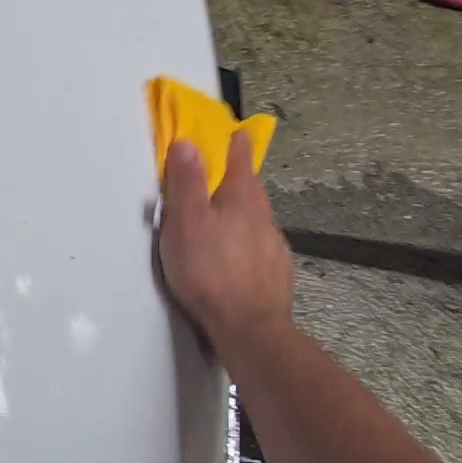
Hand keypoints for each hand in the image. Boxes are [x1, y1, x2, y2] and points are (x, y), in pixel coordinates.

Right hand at [157, 133, 294, 360]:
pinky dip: (248, 242)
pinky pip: (260, 248)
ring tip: (226, 216)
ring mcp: (274, 251)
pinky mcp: (276, 278)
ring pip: (258, 221)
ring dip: (244, 212)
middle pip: (252, 192)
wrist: (249, 330)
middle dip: (240, 179)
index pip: (240, 164)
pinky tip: (237, 256)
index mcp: (240, 202)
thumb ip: (186, 182)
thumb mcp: (186, 220)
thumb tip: (189, 142)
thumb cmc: (209, 269)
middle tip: (227, 171)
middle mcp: (263, 221)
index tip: (239, 132)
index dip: (237, 147)